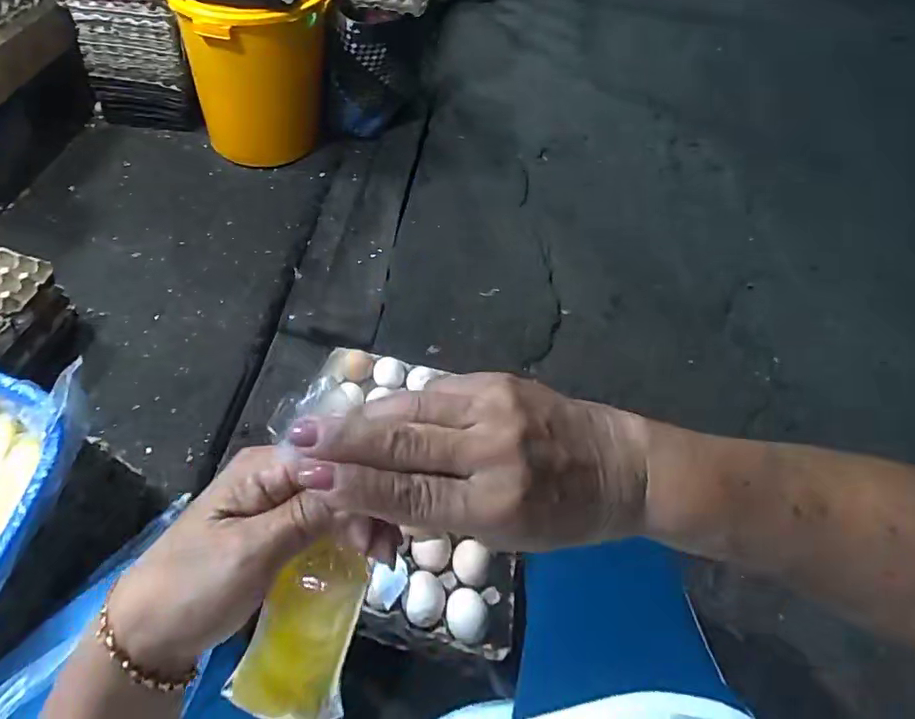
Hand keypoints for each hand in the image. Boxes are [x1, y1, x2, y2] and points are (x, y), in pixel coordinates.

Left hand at [104, 448, 392, 674]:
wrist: (147, 633)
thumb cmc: (194, 585)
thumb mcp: (250, 552)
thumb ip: (303, 516)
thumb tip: (355, 483)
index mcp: (261, 465)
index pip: (325, 457)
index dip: (359, 484)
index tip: (387, 526)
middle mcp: (269, 474)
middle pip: (331, 476)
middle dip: (363, 506)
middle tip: (387, 553)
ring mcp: (271, 502)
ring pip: (329, 500)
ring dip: (357, 523)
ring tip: (381, 558)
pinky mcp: (273, 530)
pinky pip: (317, 522)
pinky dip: (341, 537)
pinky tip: (361, 555)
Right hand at [289, 373, 653, 551]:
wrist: (617, 463)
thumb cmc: (562, 516)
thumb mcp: (505, 535)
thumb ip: (440, 509)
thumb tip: (375, 493)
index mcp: (499, 505)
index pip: (412, 493)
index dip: (356, 485)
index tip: (312, 478)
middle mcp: (494, 449)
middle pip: (404, 441)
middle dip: (344, 440)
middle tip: (297, 438)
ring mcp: (496, 405)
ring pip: (412, 406)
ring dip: (362, 415)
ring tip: (322, 423)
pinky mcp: (496, 378)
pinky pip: (433, 390)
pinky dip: (397, 401)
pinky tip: (370, 407)